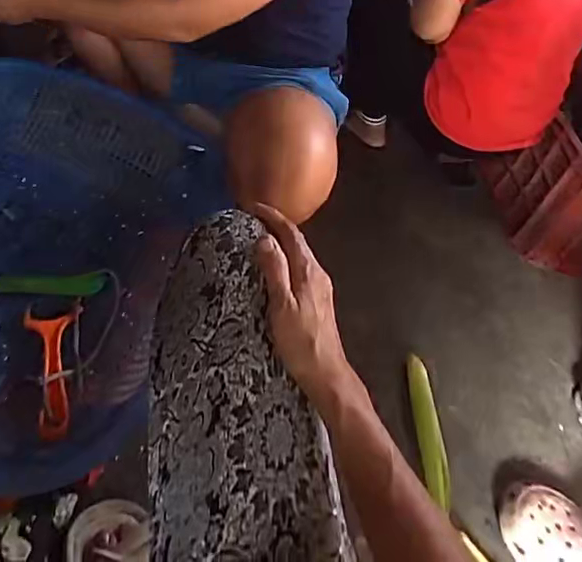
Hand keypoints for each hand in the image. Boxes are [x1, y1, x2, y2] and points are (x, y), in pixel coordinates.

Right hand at [250, 203, 357, 404]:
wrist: (328, 375)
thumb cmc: (301, 342)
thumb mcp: (282, 305)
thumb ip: (275, 270)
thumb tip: (264, 238)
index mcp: (308, 270)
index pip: (291, 234)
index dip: (273, 217)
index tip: (253, 207)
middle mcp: (317, 273)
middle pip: (297, 241)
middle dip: (276, 226)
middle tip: (253, 220)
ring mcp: (320, 286)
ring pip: (299, 254)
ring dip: (281, 242)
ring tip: (261, 238)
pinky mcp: (319, 299)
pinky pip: (300, 267)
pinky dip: (286, 258)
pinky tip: (276, 268)